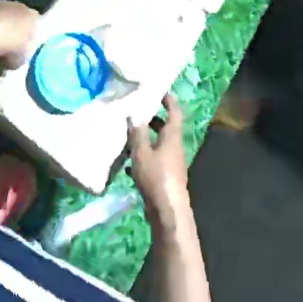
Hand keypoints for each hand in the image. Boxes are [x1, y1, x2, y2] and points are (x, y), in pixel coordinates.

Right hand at [128, 94, 190, 226]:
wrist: (168, 211)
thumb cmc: (156, 176)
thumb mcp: (141, 151)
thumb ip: (136, 132)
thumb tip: (133, 113)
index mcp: (172, 136)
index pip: (174, 111)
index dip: (168, 99)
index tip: (157, 90)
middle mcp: (174, 147)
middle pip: (166, 128)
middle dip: (152, 118)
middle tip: (136, 111)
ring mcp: (171, 163)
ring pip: (159, 144)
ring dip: (146, 138)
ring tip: (128, 134)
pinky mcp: (165, 177)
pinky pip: (154, 160)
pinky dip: (143, 157)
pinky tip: (128, 163)